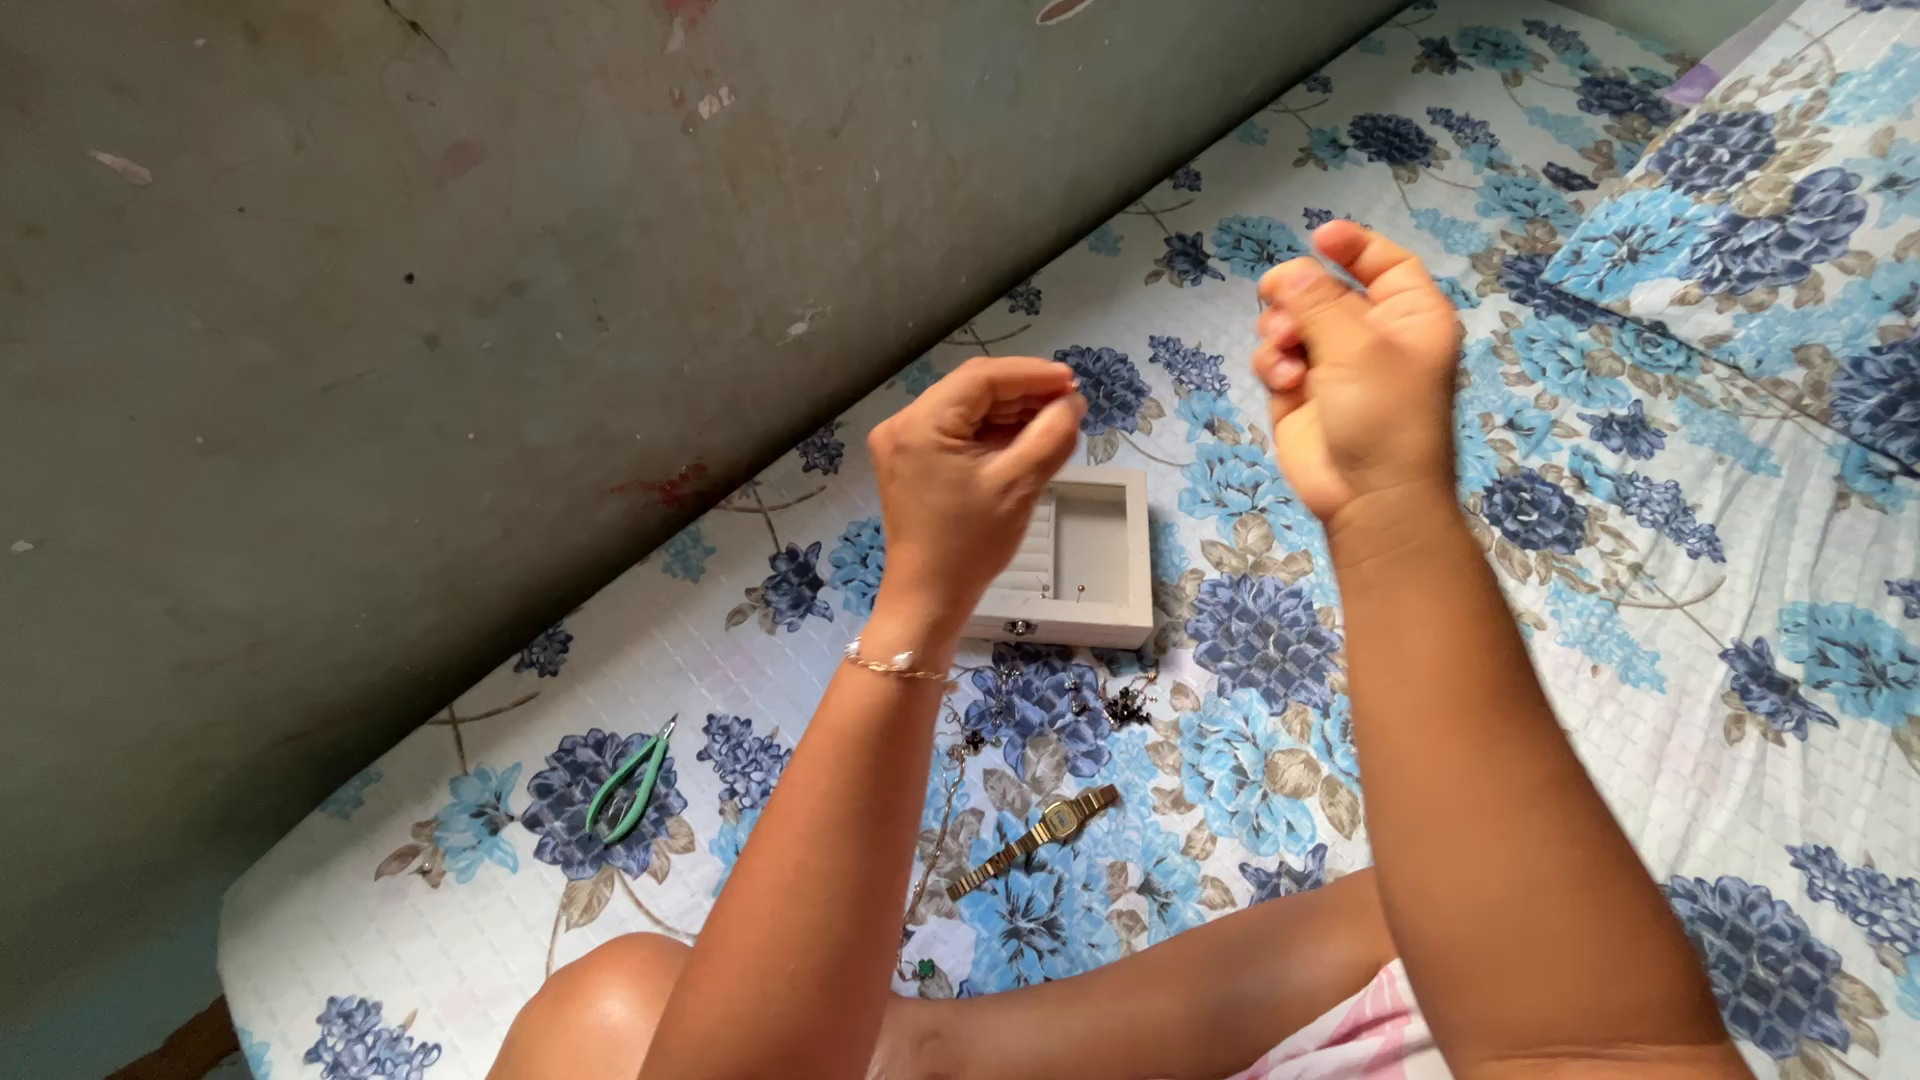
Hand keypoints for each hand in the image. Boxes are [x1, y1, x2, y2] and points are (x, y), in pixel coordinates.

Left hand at [868, 356, 1084, 620]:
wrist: (929, 596)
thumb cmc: (970, 544)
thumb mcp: (1018, 485)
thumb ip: (1051, 435)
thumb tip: (1072, 403)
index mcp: (921, 424)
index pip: (981, 378)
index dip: (1031, 374)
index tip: (1072, 383)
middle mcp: (902, 424)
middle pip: (971, 391)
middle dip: (1022, 394)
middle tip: (1068, 404)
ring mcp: (902, 444)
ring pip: (964, 411)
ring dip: (1008, 413)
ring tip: (1053, 421)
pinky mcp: (909, 462)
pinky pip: (954, 433)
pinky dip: (989, 434)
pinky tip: (1024, 439)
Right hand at [1251, 222, 1462, 524]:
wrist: (1367, 494)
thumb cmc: (1384, 414)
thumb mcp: (1358, 348)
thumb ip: (1319, 303)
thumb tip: (1287, 271)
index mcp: (1409, 318)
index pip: (1384, 265)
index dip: (1354, 246)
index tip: (1317, 236)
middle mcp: (1371, 338)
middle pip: (1326, 292)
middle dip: (1299, 296)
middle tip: (1273, 296)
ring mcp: (1331, 367)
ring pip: (1291, 325)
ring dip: (1281, 333)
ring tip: (1285, 354)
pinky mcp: (1298, 395)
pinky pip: (1275, 360)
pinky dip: (1273, 364)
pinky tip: (1283, 379)